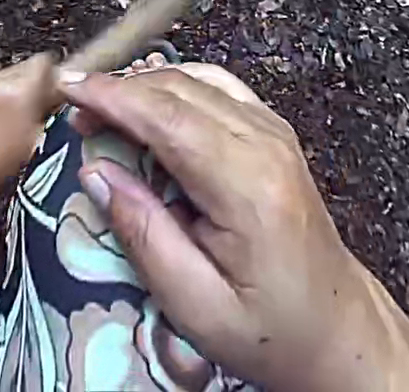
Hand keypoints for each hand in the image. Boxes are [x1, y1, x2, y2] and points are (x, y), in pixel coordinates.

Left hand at [0, 53, 57, 192]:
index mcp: (23, 93)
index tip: (54, 89)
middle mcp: (0, 83)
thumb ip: (48, 102)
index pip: (44, 62)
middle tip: (36, 104)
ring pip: (8, 73)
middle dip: (34, 81)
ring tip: (13, 113)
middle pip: (27, 65)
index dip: (51, 75)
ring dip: (15, 87)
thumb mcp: (37, 135)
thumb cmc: (0, 166)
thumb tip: (60, 85)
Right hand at [60, 64, 408, 391]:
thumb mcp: (196, 306)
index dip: (114, 97)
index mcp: (247, 186)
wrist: (338, 324)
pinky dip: (177, 84)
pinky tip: (152, 97)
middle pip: (180, 90)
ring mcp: (273, 129)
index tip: (70, 90)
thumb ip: (144, 234)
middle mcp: (265, 142)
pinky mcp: (273, 128)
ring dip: (146, 83)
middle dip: (121, 89)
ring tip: (104, 105)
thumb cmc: (270, 328)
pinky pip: (218, 86)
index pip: (169, 119)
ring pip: (198, 79)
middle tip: (76, 107)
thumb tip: (96, 172)